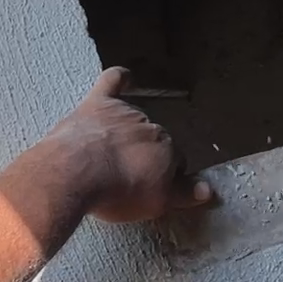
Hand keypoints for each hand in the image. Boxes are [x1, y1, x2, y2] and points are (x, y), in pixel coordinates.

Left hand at [43, 67, 212, 222]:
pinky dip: (121, 79)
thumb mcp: (154, 205)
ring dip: (128, 131)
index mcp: (168, 151)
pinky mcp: (99, 104)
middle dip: (145, 154)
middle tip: (127, 174)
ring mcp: (125, 113)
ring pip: (134, 119)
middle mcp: (151, 127)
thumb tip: (207, 190)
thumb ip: (184, 194)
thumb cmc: (113, 192)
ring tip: (111, 153)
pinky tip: (126, 77)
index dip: (164, 174)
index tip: (151, 185)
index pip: (176, 160)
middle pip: (155, 139)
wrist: (75, 174)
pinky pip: (113, 82)